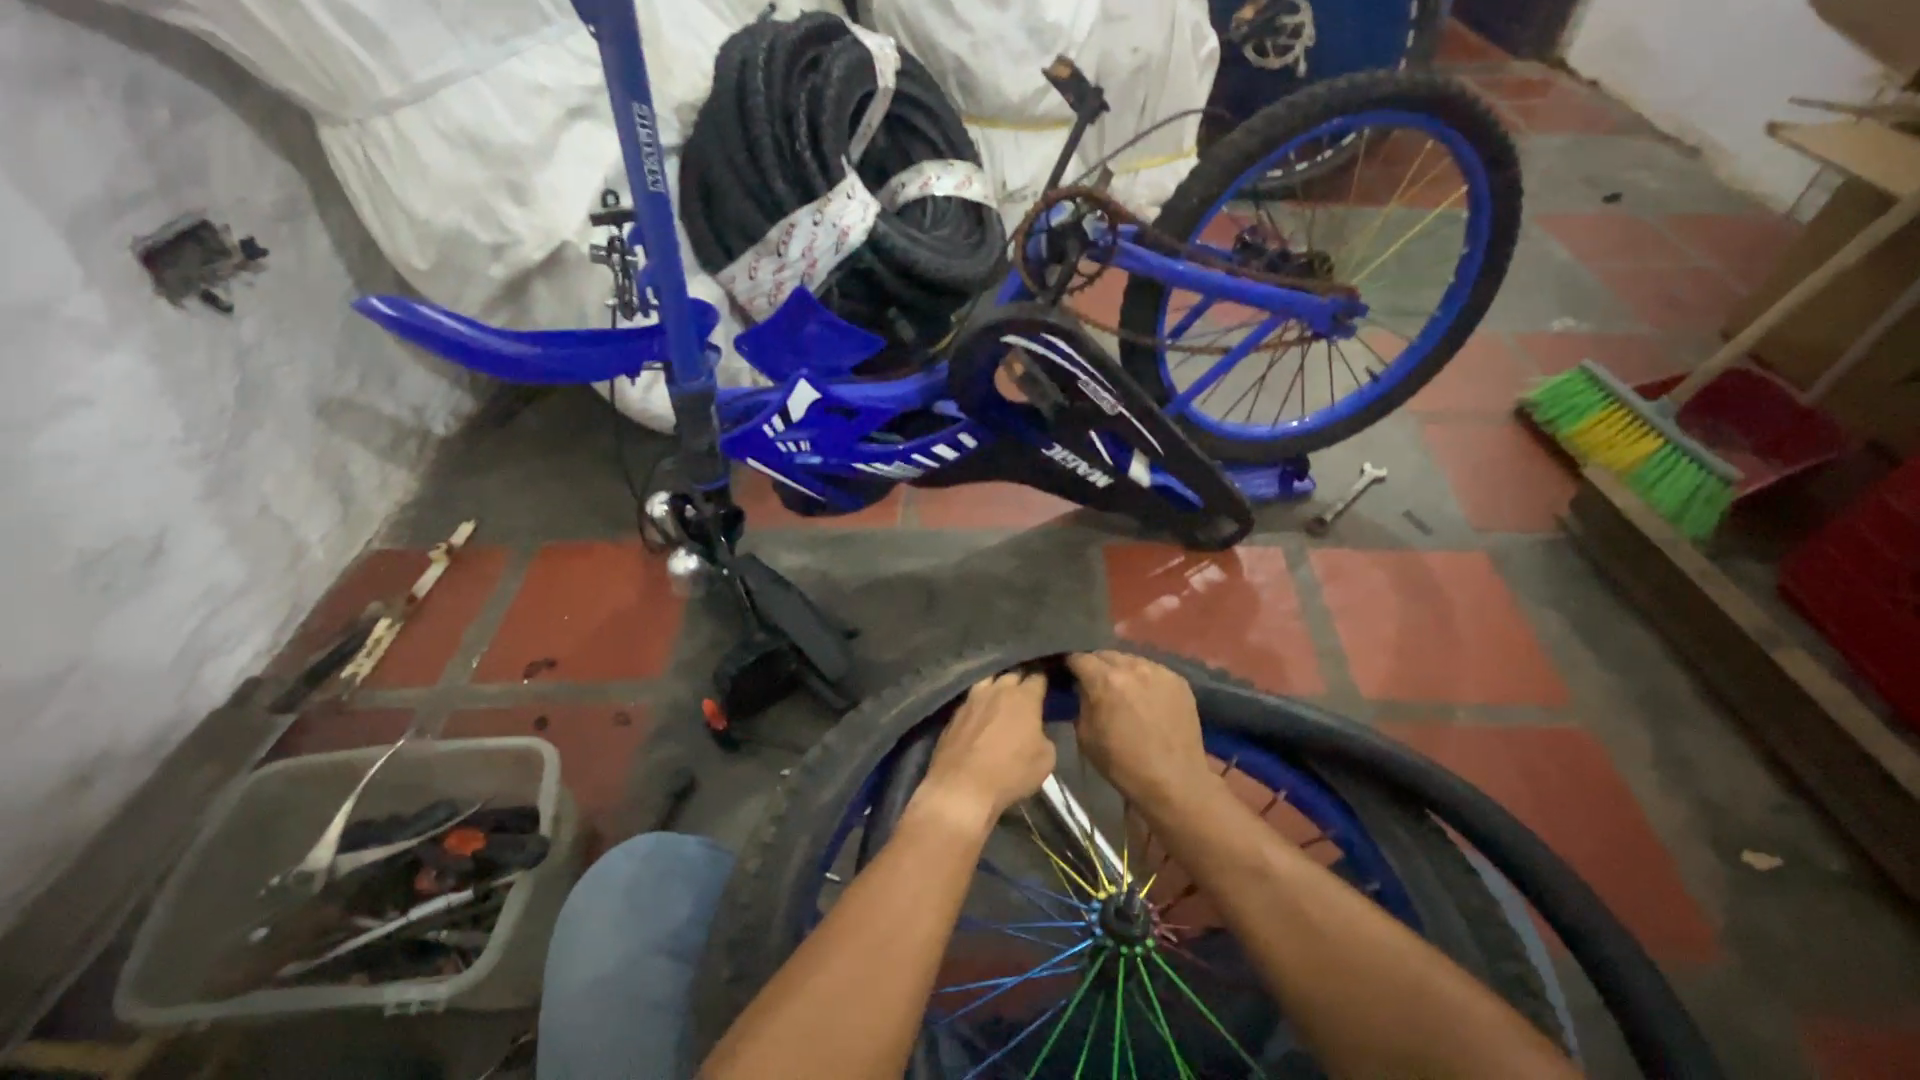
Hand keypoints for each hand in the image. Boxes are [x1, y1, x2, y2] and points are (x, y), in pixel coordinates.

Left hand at [915, 671, 1055, 828]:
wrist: (962, 788)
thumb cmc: (1010, 773)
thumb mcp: (1045, 759)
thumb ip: (1044, 736)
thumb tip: (1035, 732)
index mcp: (1023, 697)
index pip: (1038, 677)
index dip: (1044, 683)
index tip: (1047, 691)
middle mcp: (996, 690)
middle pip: (1012, 676)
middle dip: (1020, 683)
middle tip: (1025, 698)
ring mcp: (971, 700)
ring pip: (987, 682)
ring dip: (996, 689)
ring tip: (1000, 702)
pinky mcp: (953, 714)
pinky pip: (970, 701)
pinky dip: (978, 705)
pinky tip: (980, 717)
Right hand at [1068, 652, 1211, 812]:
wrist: (1174, 781)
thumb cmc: (1122, 764)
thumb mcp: (1085, 736)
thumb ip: (1081, 703)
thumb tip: (1082, 688)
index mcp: (1105, 680)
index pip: (1079, 657)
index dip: (1070, 665)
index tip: (1068, 674)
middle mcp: (1133, 667)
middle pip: (1106, 654)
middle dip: (1096, 665)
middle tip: (1095, 683)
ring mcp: (1160, 671)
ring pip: (1131, 659)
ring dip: (1121, 670)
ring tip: (1123, 689)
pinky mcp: (1179, 681)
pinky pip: (1153, 670)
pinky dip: (1144, 678)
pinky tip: (1146, 697)